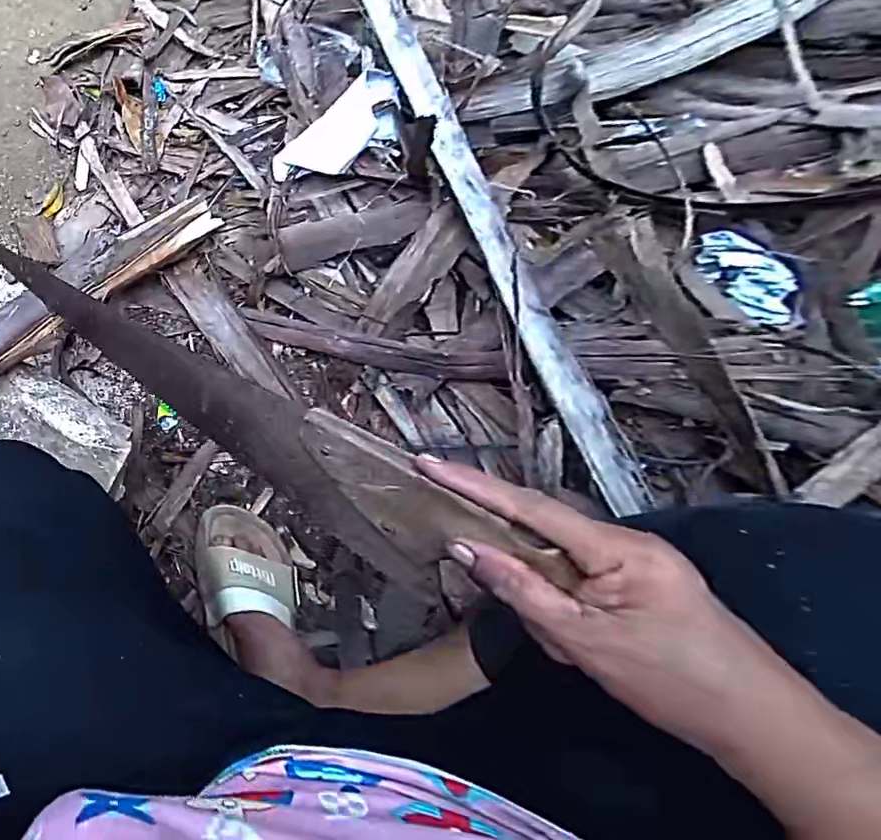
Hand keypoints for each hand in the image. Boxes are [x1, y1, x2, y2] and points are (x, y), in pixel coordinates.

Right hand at [416, 456, 802, 754]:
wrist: (768, 733)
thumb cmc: (679, 685)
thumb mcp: (585, 640)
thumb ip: (518, 588)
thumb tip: (461, 545)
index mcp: (622, 550)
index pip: (530, 507)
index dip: (472, 483)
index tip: (426, 463)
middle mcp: (628, 544)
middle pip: (538, 534)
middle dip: (515, 569)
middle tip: (524, 609)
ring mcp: (633, 563)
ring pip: (550, 561)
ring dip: (541, 599)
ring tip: (566, 644)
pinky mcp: (632, 582)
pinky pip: (569, 577)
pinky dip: (557, 606)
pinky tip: (574, 640)